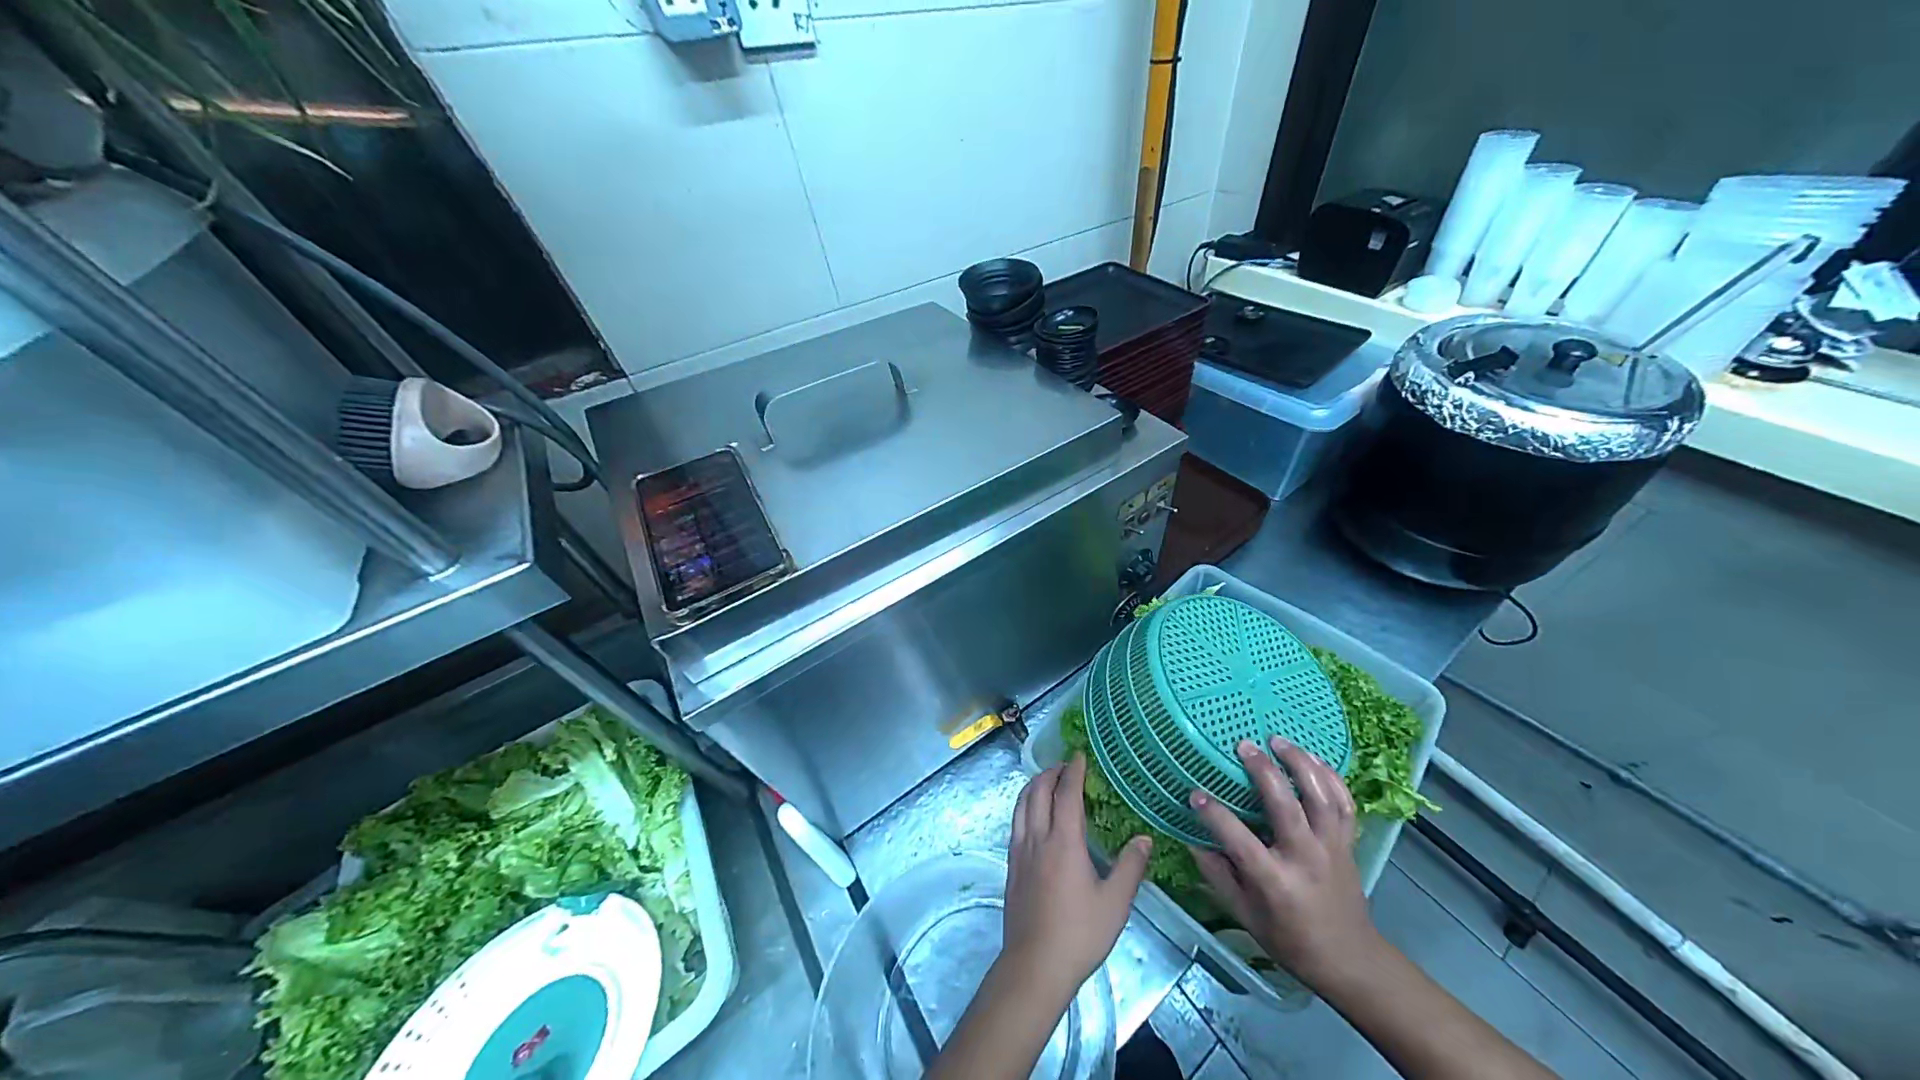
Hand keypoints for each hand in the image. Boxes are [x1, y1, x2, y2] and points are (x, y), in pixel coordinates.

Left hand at [1002, 754, 1152, 999]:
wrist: (1035, 964)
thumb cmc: (1079, 933)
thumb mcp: (1115, 902)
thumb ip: (1130, 867)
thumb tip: (1144, 839)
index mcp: (1064, 841)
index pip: (1066, 794)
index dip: (1073, 771)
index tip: (1079, 756)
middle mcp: (1037, 838)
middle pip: (1038, 792)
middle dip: (1050, 773)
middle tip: (1064, 766)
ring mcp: (1020, 852)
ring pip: (1021, 805)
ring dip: (1033, 787)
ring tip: (1046, 782)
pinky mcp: (1011, 866)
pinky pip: (1015, 823)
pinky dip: (1024, 807)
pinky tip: (1032, 817)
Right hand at [1188, 735, 1380, 986]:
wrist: (1349, 959)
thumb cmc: (1290, 939)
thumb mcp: (1244, 914)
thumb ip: (1217, 874)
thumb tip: (1191, 839)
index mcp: (1274, 880)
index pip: (1238, 839)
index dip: (1214, 814)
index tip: (1194, 794)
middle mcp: (1305, 858)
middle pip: (1286, 806)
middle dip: (1263, 772)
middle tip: (1244, 746)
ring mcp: (1331, 848)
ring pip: (1321, 796)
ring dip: (1300, 764)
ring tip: (1279, 740)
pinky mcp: (1348, 843)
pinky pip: (1344, 803)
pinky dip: (1331, 777)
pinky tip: (1314, 758)